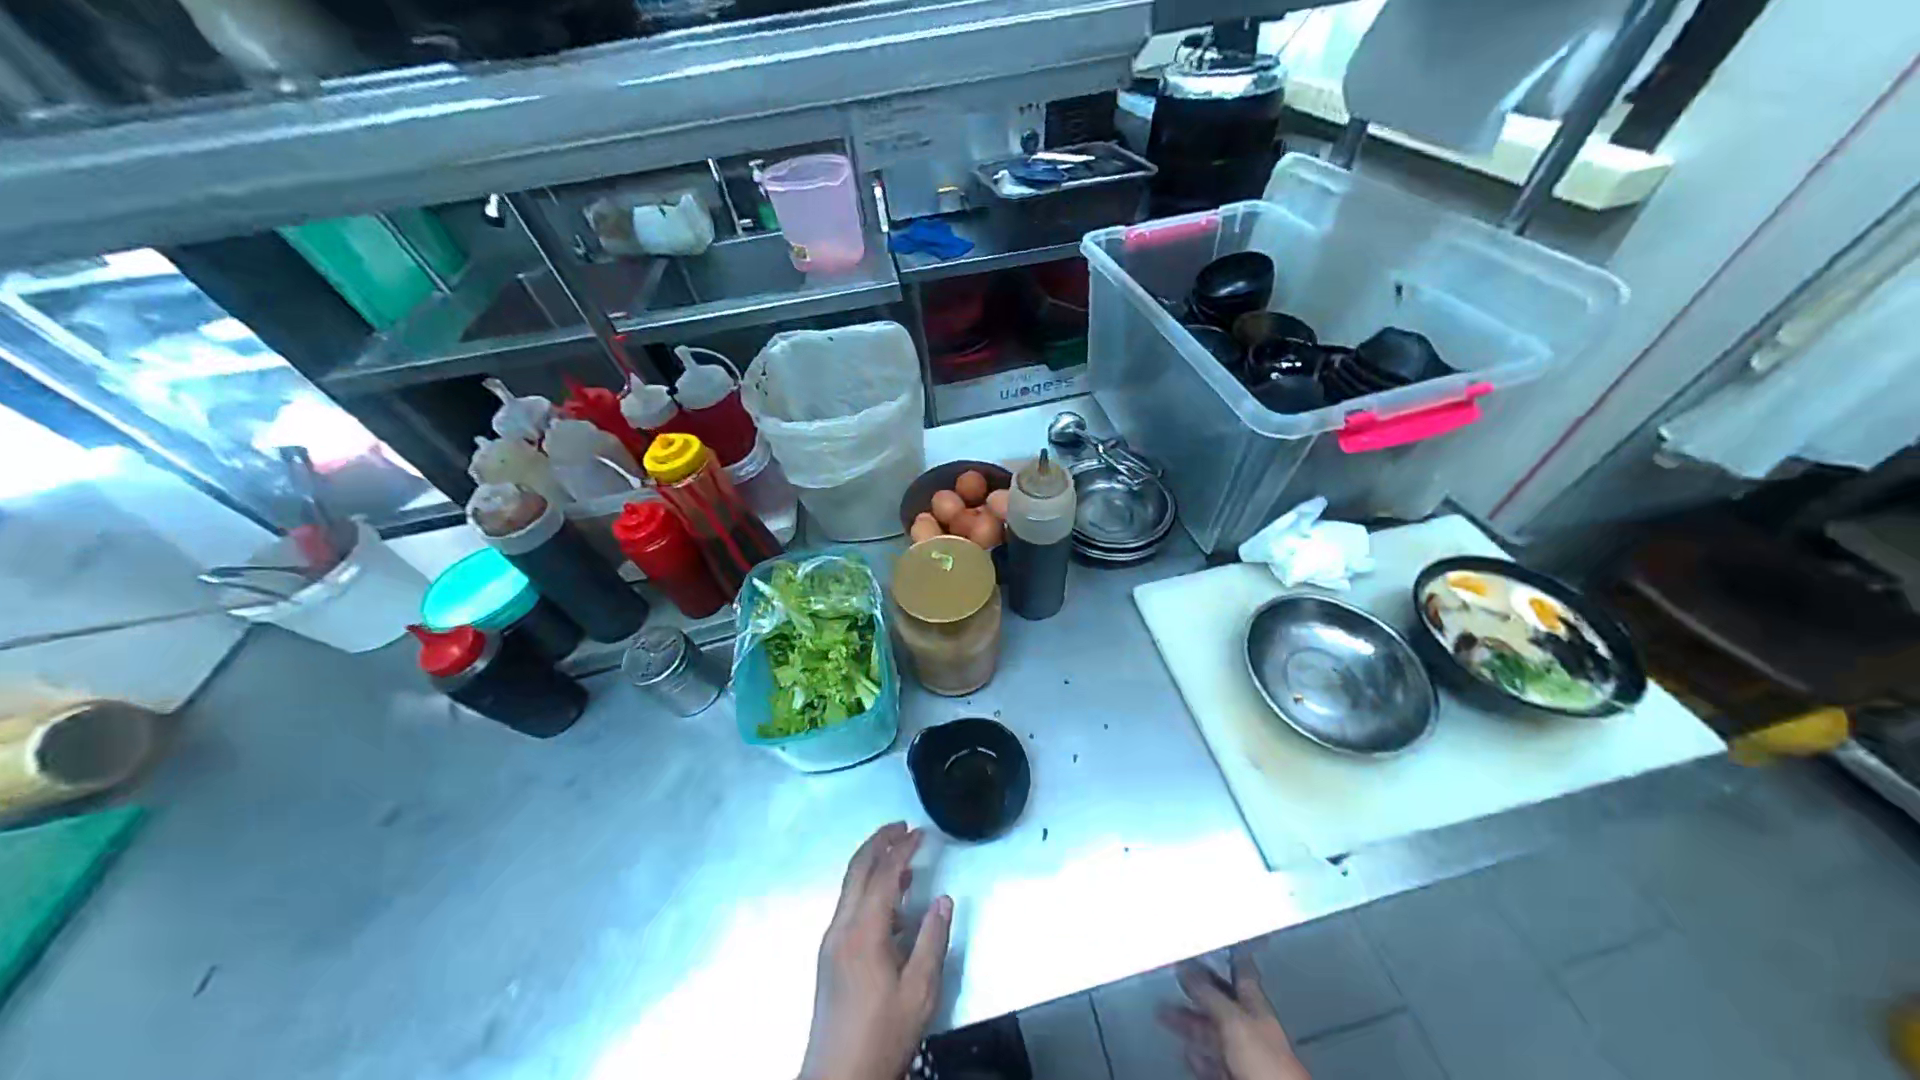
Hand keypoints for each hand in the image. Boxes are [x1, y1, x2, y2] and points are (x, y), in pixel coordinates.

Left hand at [801, 822, 953, 1079]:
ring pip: (850, 887)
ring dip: (873, 865)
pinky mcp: (829, 955)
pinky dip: (868, 890)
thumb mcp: (920, 991)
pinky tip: (892, 906)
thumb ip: (932, 940)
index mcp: (862, 932)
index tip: (920, 832)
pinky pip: (848, 906)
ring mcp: (831, 941)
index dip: (902, 848)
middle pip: (856, 869)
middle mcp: (840, 928)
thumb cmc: (883, 1034)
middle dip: (878, 841)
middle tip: (903, 827)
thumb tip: (943, 899)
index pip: (882, 874)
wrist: (838, 1077)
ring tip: (902, 860)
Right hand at [1156, 948, 1312, 1079]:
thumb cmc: (1261, 1058)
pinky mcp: (1231, 1074)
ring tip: (1160, 1013)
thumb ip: (1210, 994)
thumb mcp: (1233, 1020)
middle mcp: (1248, 1026)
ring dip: (1187, 1022)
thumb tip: (1186, 968)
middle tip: (1172, 975)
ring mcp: (1241, 1052)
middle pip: (1219, 1002)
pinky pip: (1211, 1060)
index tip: (1211, 941)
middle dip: (1195, 990)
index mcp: (1255, 1007)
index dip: (1228, 957)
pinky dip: (1197, 1056)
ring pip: (1210, 1032)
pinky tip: (1186, 1052)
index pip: (1241, 973)